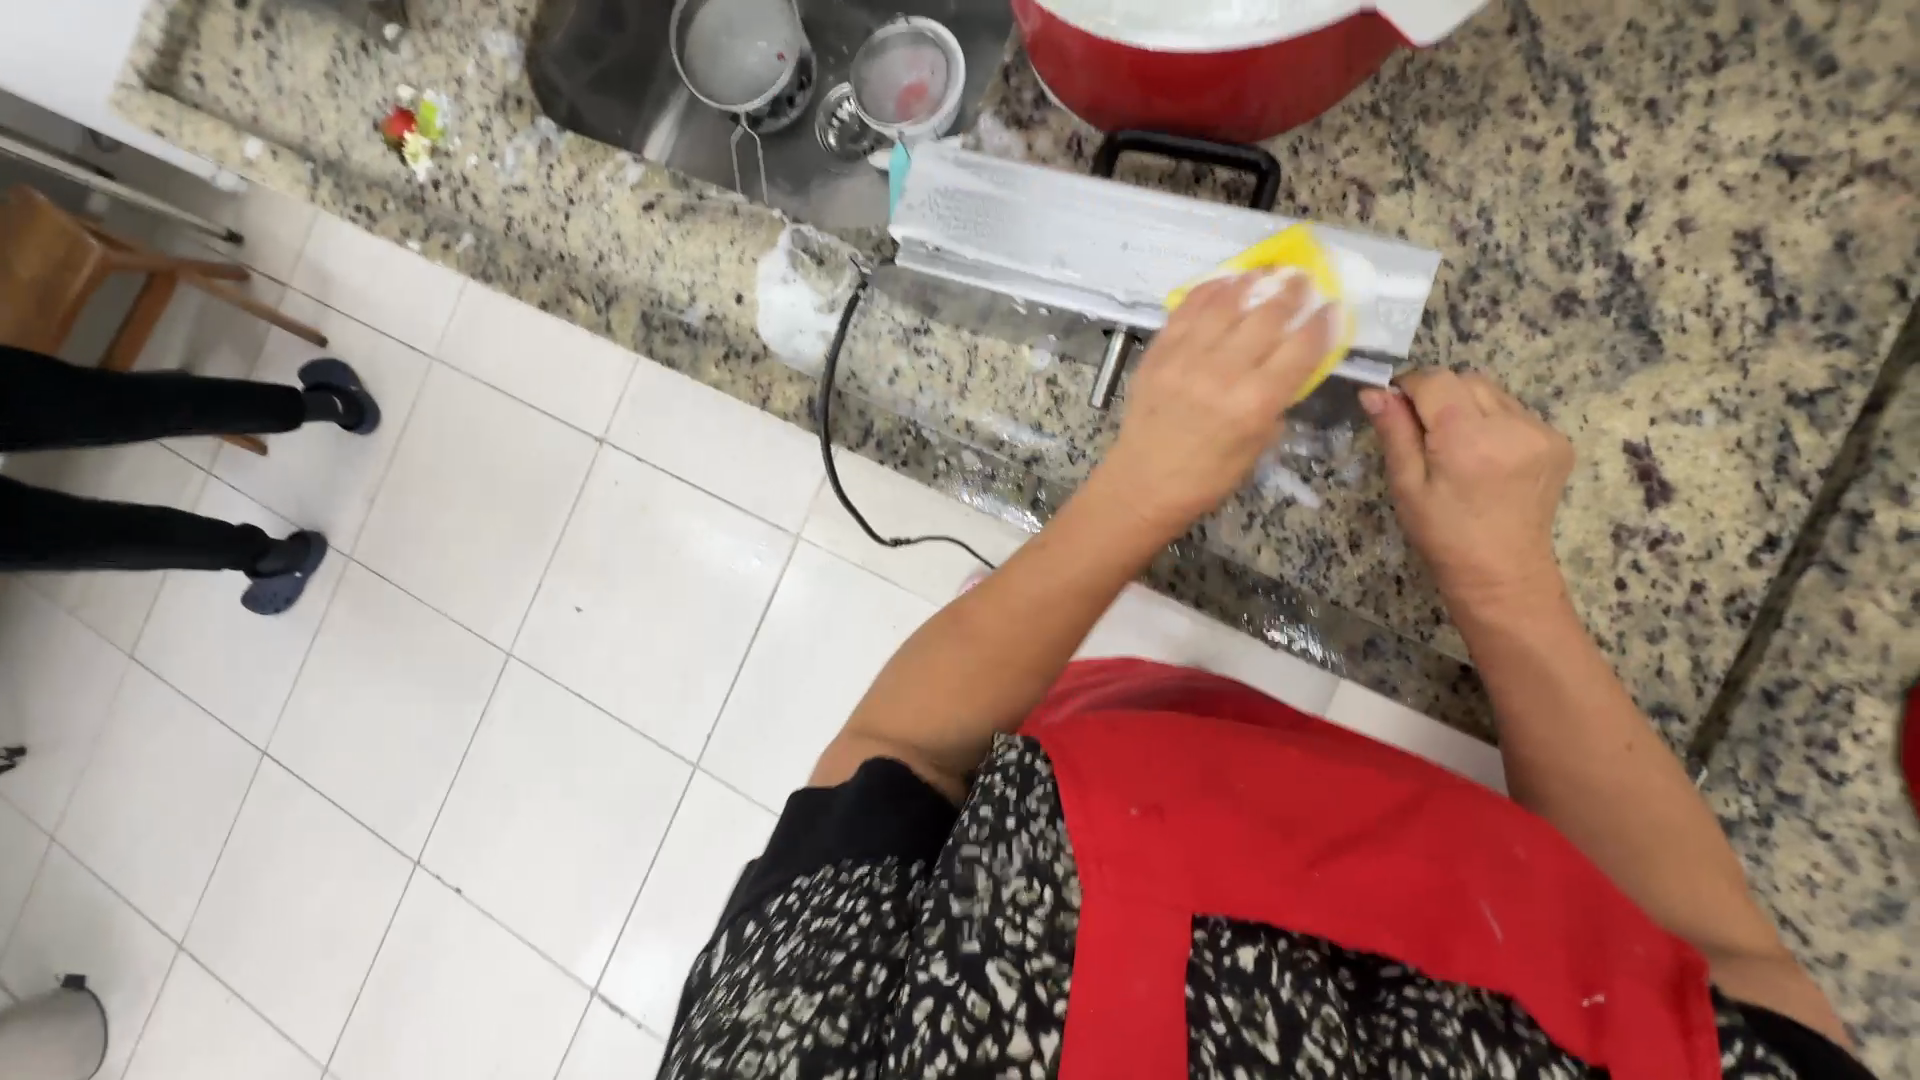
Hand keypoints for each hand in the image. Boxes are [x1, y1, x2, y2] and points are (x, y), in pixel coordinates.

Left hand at [1093, 271, 1338, 540]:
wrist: (1144, 484)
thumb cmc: (1206, 477)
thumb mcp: (1257, 446)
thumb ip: (1276, 402)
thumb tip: (1290, 365)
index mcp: (1254, 403)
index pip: (1301, 349)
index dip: (1322, 323)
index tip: (1332, 307)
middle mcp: (1221, 374)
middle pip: (1266, 317)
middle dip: (1291, 293)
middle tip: (1303, 279)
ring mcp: (1185, 360)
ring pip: (1225, 304)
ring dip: (1251, 282)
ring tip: (1267, 270)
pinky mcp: (1157, 354)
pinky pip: (1186, 310)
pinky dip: (1208, 291)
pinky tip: (1225, 281)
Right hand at [1361, 370, 1574, 617]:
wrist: (1501, 570)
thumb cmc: (1441, 533)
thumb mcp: (1406, 484)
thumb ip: (1394, 432)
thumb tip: (1373, 391)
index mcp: (1467, 438)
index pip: (1436, 380)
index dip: (1409, 387)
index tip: (1395, 408)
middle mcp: (1511, 426)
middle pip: (1466, 380)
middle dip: (1438, 396)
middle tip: (1423, 434)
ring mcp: (1541, 432)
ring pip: (1492, 393)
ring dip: (1467, 407)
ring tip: (1456, 447)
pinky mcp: (1557, 442)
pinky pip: (1515, 412)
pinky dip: (1492, 422)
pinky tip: (1484, 455)